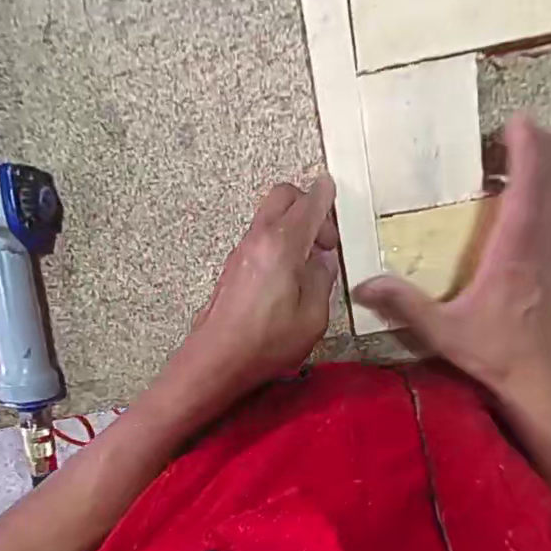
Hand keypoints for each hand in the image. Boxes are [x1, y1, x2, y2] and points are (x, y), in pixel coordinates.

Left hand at [173, 175, 340, 400]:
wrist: (217, 360)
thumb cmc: (263, 343)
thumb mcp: (312, 317)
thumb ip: (322, 281)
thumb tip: (323, 263)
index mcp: (282, 246)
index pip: (308, 205)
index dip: (325, 196)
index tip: (332, 191)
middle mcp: (258, 240)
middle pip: (283, 196)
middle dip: (308, 204)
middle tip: (325, 235)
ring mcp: (242, 251)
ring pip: (270, 216)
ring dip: (293, 224)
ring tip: (311, 258)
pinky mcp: (234, 266)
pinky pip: (261, 236)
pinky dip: (280, 240)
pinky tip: (292, 271)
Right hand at [352, 116, 550, 418]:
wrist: (542, 382)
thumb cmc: (493, 355)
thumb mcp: (442, 331)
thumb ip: (404, 304)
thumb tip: (362, 285)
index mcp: (514, 253)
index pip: (528, 187)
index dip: (527, 149)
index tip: (516, 122)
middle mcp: (547, 245)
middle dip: (547, 145)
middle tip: (526, 126)